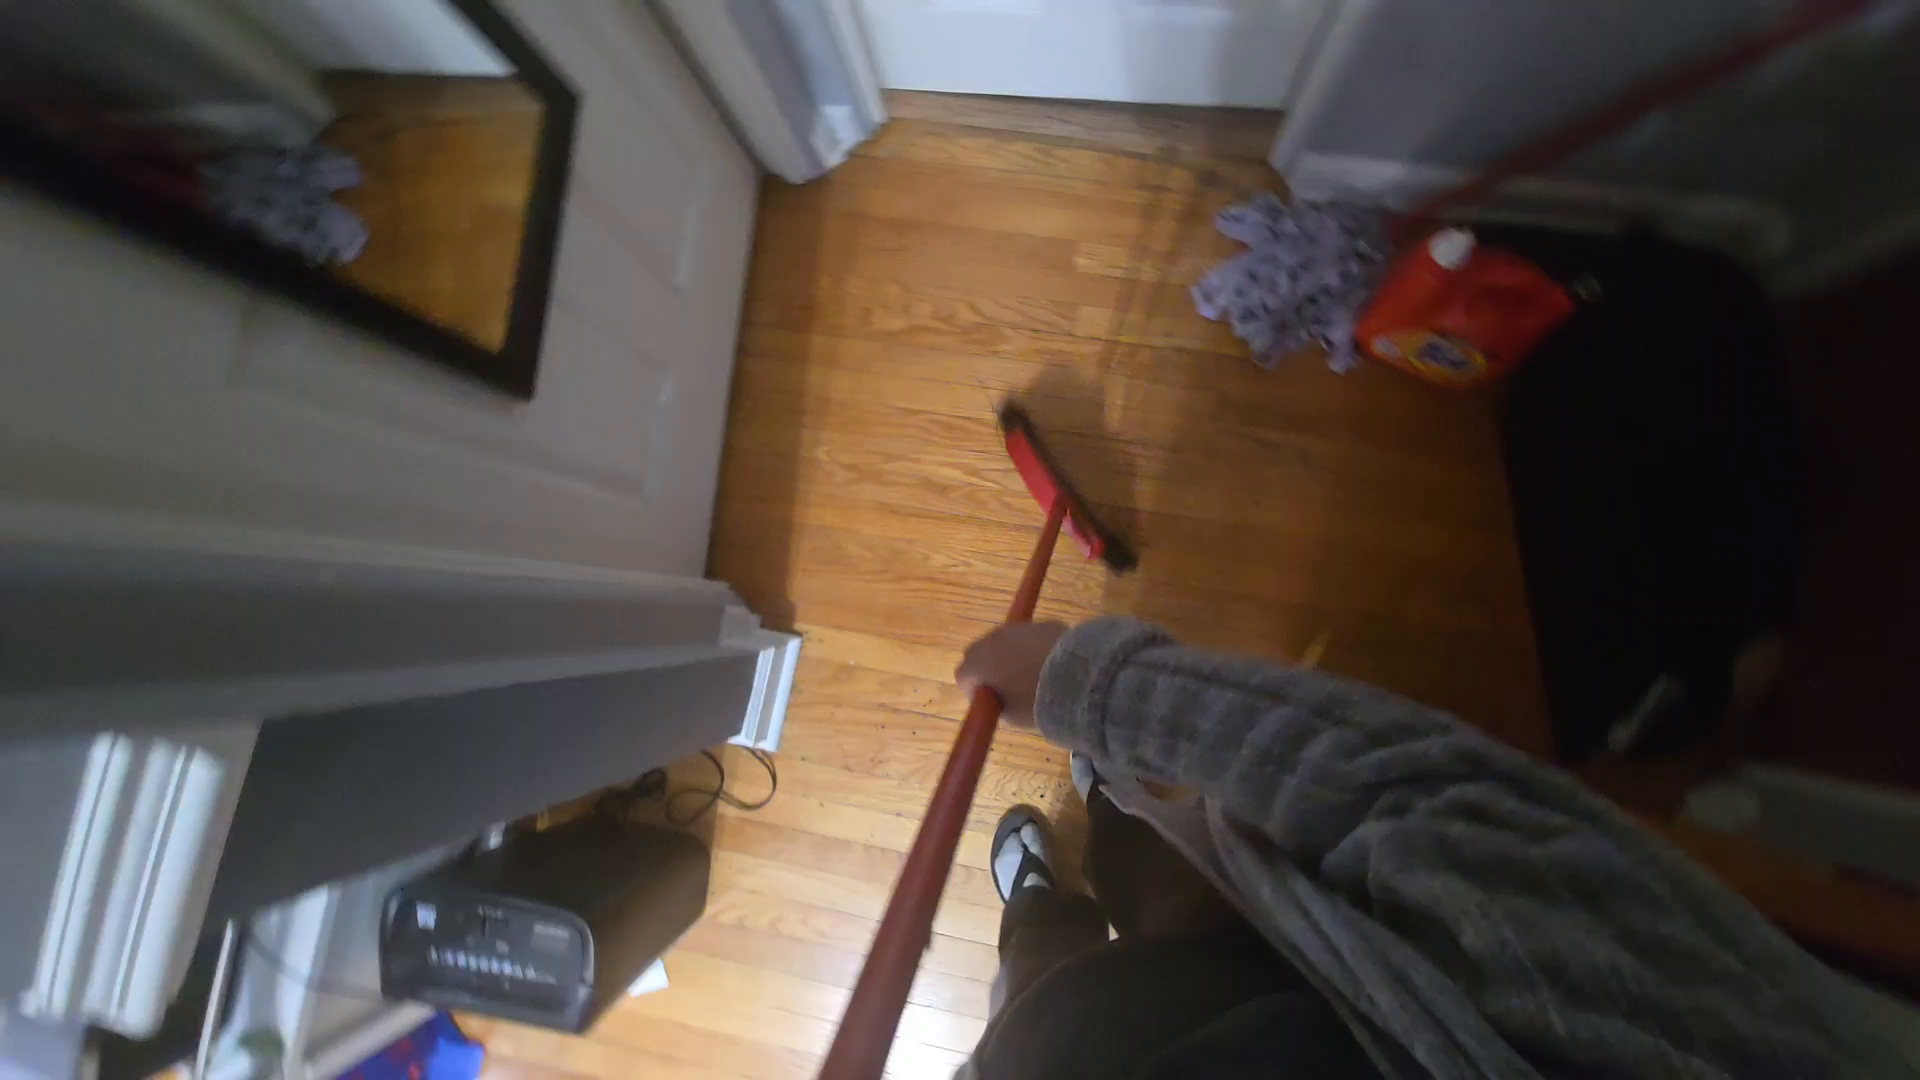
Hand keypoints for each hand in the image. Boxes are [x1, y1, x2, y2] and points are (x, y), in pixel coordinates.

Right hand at [955, 621, 1067, 729]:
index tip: (988, 703)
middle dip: (987, 669)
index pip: (963, 675)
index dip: (973, 691)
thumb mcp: (1011, 716)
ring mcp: (1018, 628)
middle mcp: (993, 639)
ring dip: (1009, 656)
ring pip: (1004, 642)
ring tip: (1030, 676)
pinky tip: (1048, 664)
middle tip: (1006, 689)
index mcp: (979, 662)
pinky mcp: (1041, 623)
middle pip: (980, 653)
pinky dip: (1031, 649)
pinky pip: (1028, 638)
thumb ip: (996, 706)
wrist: (1078, 677)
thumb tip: (997, 699)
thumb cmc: (1037, 701)